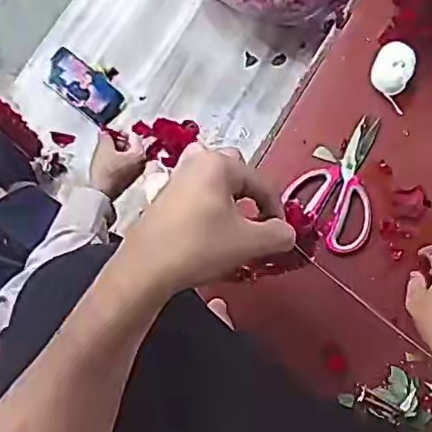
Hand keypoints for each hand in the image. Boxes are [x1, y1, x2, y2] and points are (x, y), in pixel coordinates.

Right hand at [89, 130, 147, 197]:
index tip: (109, 131)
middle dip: (120, 141)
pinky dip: (120, 159)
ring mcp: (138, 172)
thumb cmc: (105, 169)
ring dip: (119, 150)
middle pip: (133, 146)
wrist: (102, 193)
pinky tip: (108, 159)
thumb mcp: (104, 149)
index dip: (121, 132)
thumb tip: (106, 132)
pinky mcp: (131, 178)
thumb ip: (106, 137)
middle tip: (107, 139)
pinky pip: (127, 164)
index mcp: (140, 154)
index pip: (134, 136)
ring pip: (130, 155)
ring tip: (105, 149)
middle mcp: (143, 163)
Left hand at [112, 144, 294, 294]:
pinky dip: (209, 211)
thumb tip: (286, 233)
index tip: (279, 233)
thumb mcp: (251, 243)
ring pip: (215, 186)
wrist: (146, 270)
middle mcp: (196, 161)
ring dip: (230, 205)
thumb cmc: (199, 247)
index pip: (262, 184)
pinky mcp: (162, 197)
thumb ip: (280, 234)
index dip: (277, 210)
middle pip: (237, 176)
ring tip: (234, 231)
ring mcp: (175, 177)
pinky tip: (209, 235)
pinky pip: (196, 196)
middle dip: (251, 199)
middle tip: (256, 225)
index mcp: (219, 163)